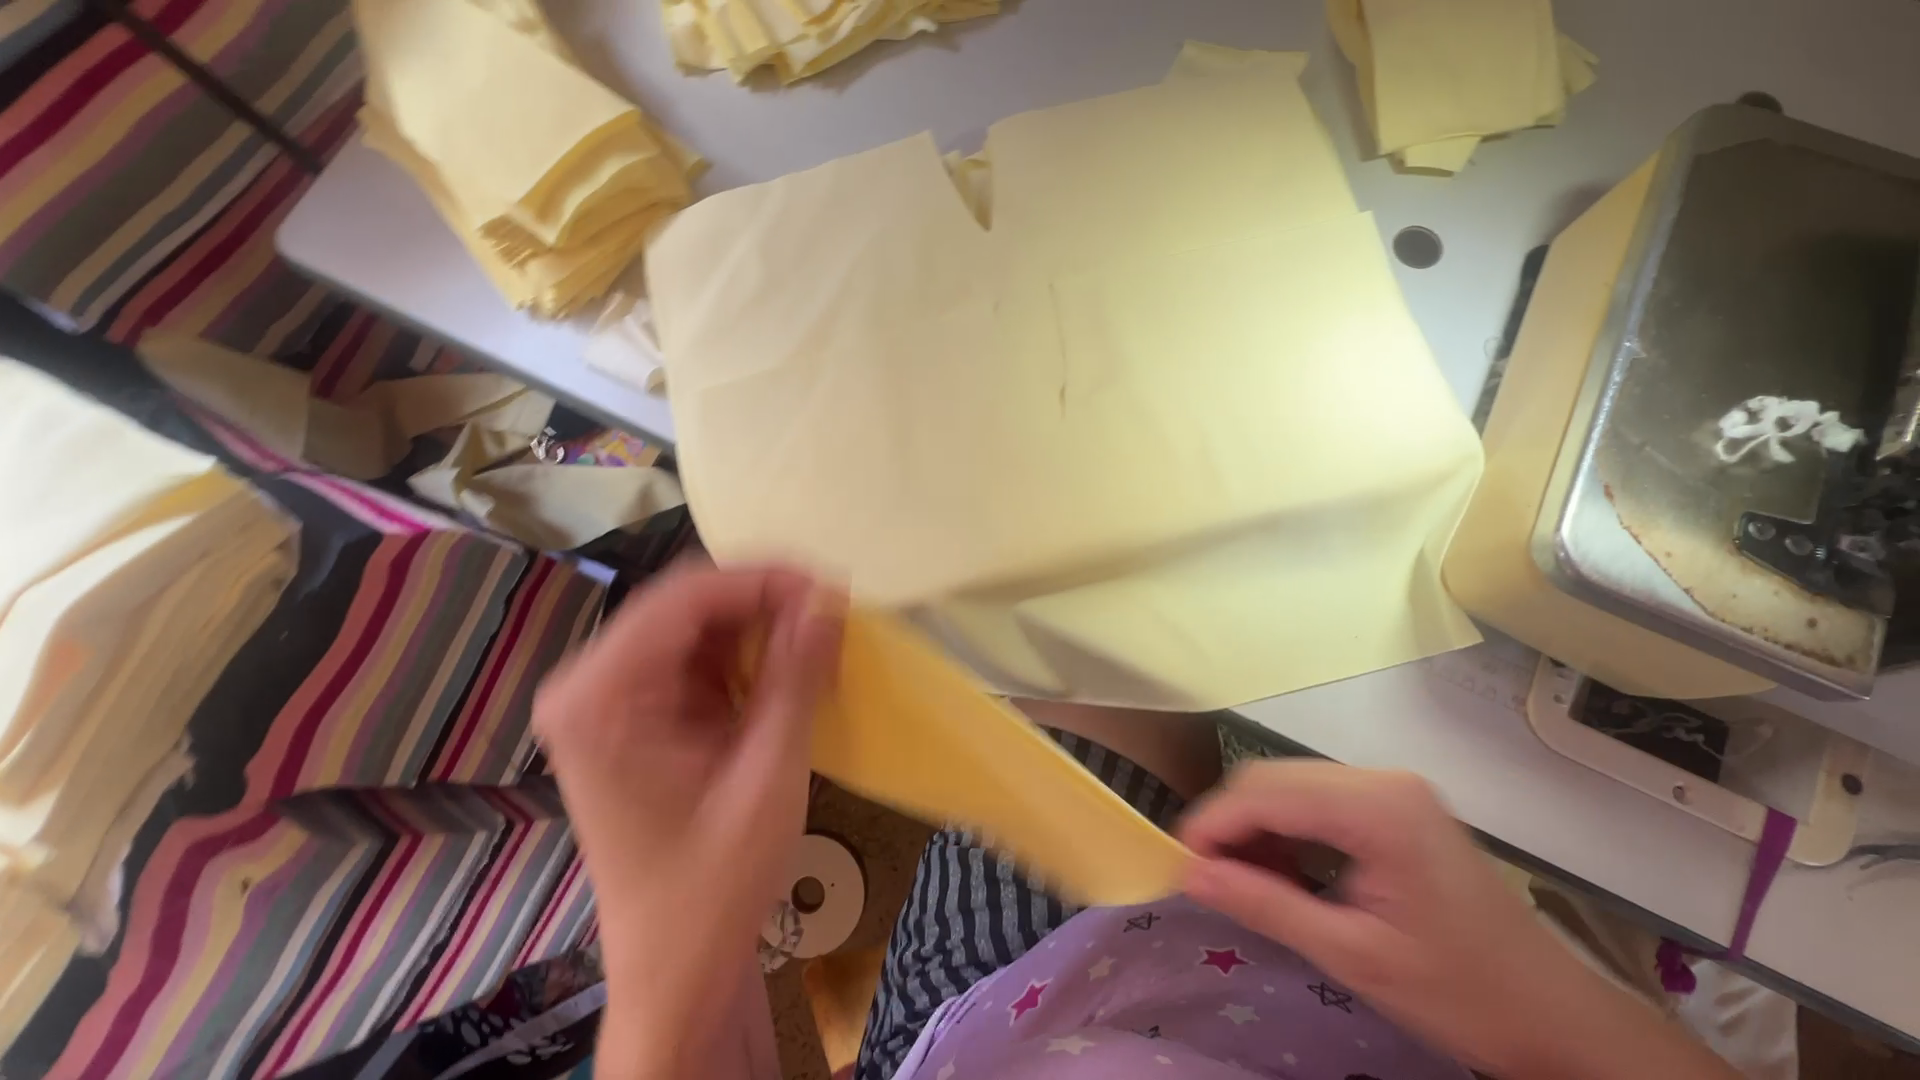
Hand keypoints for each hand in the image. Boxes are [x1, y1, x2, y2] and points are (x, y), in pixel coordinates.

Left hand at [533, 565, 843, 1075]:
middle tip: (834, 615)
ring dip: (760, 630)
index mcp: (599, 697)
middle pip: (685, 607)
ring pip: (695, 629)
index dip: (763, 579)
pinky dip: (746, 660)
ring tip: (820, 643)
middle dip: (764, 603)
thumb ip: (794, 678)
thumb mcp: (767, 775)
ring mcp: (609, 700)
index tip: (832, 588)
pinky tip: (788, 673)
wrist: (676, 968)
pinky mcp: (635, 717)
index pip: (683, 598)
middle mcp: (590, 685)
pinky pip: (695, 661)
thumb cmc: (714, 885)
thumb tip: (828, 599)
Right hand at [1178, 762, 1737, 1079]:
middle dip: (1228, 824)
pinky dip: (1285, 831)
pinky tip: (1280, 872)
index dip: (1211, 824)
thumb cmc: (1461, 993)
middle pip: (1272, 779)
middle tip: (1203, 877)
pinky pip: (1316, 802)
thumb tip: (1190, 875)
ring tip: (1238, 881)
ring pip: (1289, 787)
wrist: (1558, 1017)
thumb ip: (1266, 905)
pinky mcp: (1394, 806)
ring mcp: (1391, 789)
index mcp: (1377, 807)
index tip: (1177, 865)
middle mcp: (1382, 780)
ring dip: (1254, 827)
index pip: (1264, 792)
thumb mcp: (1354, 956)